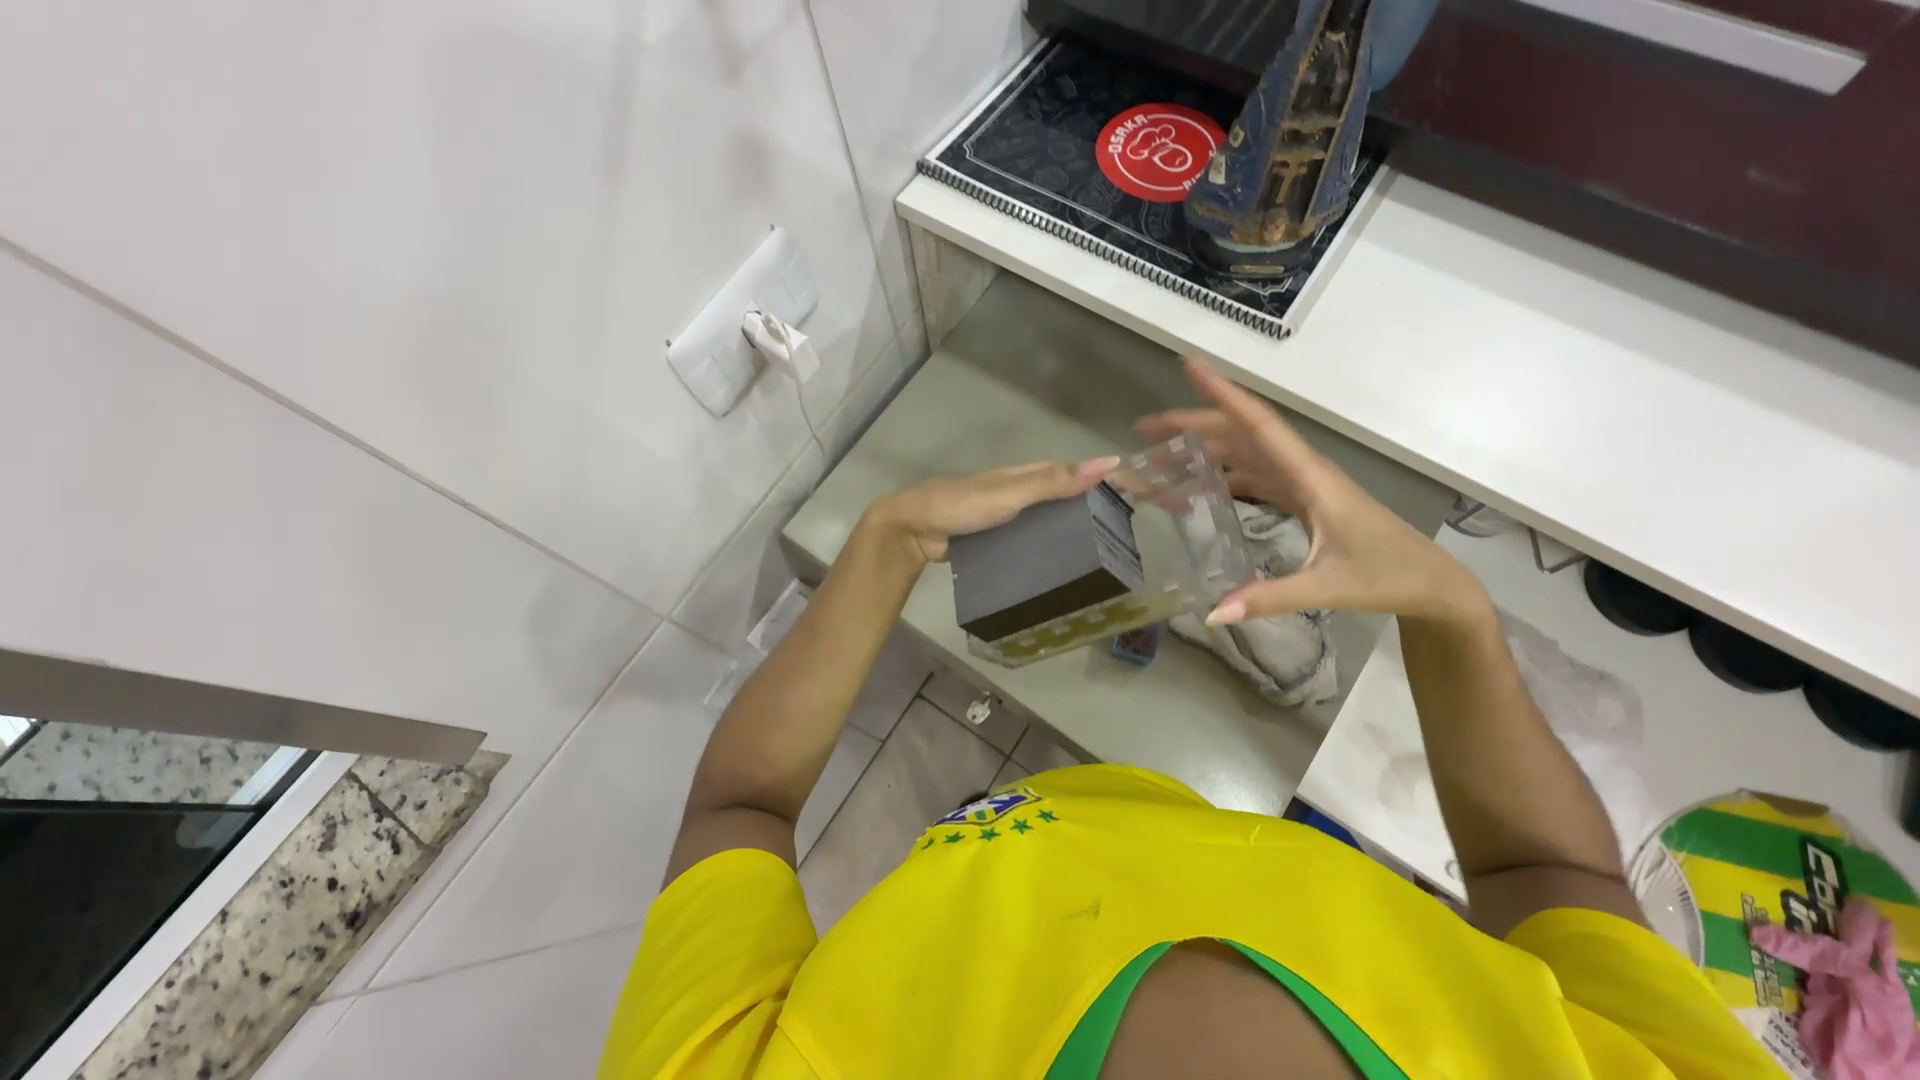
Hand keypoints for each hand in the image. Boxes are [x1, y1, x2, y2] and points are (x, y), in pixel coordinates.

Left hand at [868, 457, 1121, 563]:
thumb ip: (1055, 482)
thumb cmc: (963, 504)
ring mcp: (1006, 518)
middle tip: (1127, 530)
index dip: (1104, 479)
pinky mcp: (995, 541)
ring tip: (1102, 554)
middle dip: (1092, 507)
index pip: (1074, 473)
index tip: (1139, 491)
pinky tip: (1061, 568)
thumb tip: (1108, 462)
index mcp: (1025, 474)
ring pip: (1046, 522)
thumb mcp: (1013, 492)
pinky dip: (1046, 550)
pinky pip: (1028, 542)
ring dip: (1070, 532)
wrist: (914, 529)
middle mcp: (1019, 493)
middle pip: (1063, 498)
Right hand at [1137, 359, 1485, 623]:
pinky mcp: (1305, 499)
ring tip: (1160, 456)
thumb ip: (1269, 598)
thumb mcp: (1327, 588)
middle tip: (1145, 429)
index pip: (1260, 426)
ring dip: (1204, 449)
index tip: (1190, 366)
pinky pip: (1255, 477)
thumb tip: (1213, 613)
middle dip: (1193, 425)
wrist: (1430, 582)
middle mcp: (1304, 471)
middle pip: (1242, 435)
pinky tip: (1199, 487)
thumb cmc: (1387, 575)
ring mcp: (1304, 483)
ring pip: (1246, 454)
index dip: (1224, 395)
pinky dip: (1223, 477)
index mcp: (1311, 478)